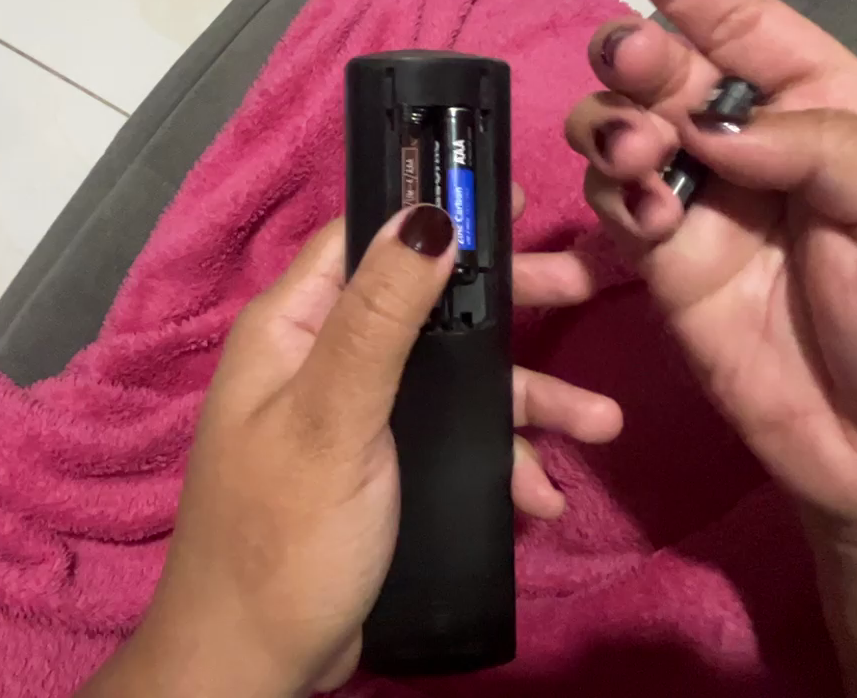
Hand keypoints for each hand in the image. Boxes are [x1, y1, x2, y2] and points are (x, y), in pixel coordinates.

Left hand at [82, 201, 619, 696]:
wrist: (257, 664)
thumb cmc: (285, 531)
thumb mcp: (335, 415)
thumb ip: (379, 316)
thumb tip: (425, 217)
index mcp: (293, 324)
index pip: (365, 238)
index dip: (432, 213)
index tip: (508, 204)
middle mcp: (323, 353)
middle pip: (424, 301)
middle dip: (504, 302)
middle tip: (583, 286)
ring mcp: (356, 408)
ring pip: (450, 373)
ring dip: (523, 395)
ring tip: (599, 422)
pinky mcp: (382, 459)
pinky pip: (449, 434)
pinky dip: (497, 454)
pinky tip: (542, 493)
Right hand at [567, 0, 856, 531]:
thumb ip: (832, 148)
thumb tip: (713, 127)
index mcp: (847, 115)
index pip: (759, 31)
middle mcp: (761, 149)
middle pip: (673, 74)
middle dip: (641, 56)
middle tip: (637, 69)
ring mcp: (705, 207)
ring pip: (623, 132)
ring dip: (615, 126)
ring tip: (642, 156)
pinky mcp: (664, 264)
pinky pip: (617, 206)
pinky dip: (617, 198)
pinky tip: (651, 220)